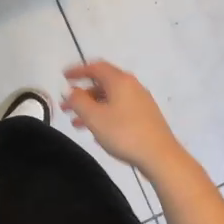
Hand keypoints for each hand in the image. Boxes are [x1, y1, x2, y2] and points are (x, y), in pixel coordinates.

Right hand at [62, 61, 194, 178]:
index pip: (96, 67)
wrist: (159, 156)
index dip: (78, 71)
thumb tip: (71, 90)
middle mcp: (132, 86)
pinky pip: (119, 110)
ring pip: (110, 99)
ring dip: (91, 108)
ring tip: (76, 124)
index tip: (63, 77)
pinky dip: (104, 115)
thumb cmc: (124, 133)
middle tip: (66, 106)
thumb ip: (78, 101)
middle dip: (82, 94)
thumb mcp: (94, 117)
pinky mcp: (146, 117)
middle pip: (103, 84)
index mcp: (120, 81)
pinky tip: (97, 132)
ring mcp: (141, 101)